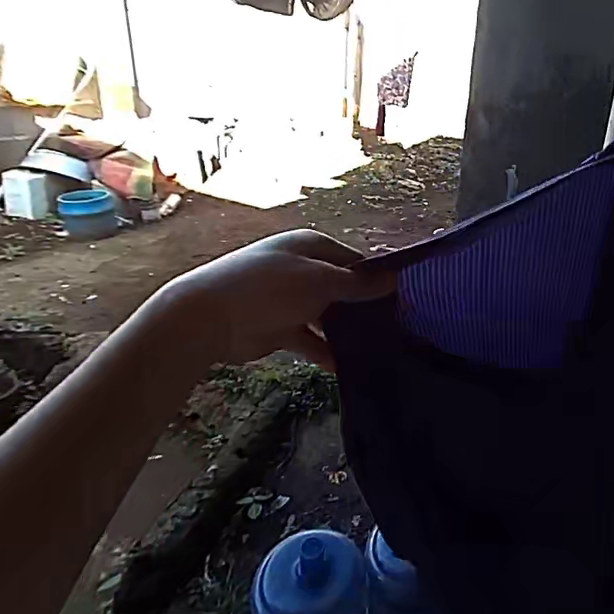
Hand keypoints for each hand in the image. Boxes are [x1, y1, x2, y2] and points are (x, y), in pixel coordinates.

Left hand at [156, 229, 393, 368]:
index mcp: (311, 247)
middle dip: (364, 306)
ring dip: (347, 330)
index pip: (354, 260)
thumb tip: (393, 279)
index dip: (377, 278)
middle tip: (395, 327)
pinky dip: (326, 350)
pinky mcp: (281, 328)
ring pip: (329, 315)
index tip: (402, 300)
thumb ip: (358, 284)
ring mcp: (291, 300)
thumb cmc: (270, 288)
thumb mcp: (320, 281)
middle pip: (343, 288)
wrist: (210, 318)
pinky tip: (347, 365)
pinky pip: (312, 339)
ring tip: (378, 347)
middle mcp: (303, 270)